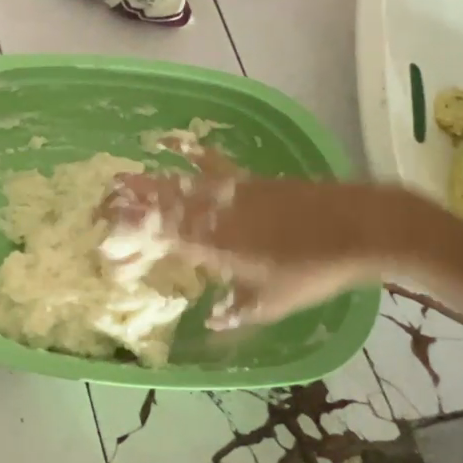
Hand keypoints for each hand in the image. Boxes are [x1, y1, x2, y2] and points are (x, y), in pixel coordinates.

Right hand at [100, 149, 427, 328]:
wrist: (363, 226)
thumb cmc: (318, 270)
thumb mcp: (275, 302)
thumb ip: (238, 311)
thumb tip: (211, 320)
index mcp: (216, 248)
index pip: (162, 240)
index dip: (132, 239)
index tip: (105, 240)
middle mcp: (216, 217)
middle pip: (164, 207)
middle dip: (129, 205)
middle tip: (99, 202)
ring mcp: (232, 194)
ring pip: (181, 186)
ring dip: (149, 183)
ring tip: (120, 178)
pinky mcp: (251, 181)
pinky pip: (212, 166)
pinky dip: (190, 154)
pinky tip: (175, 142)